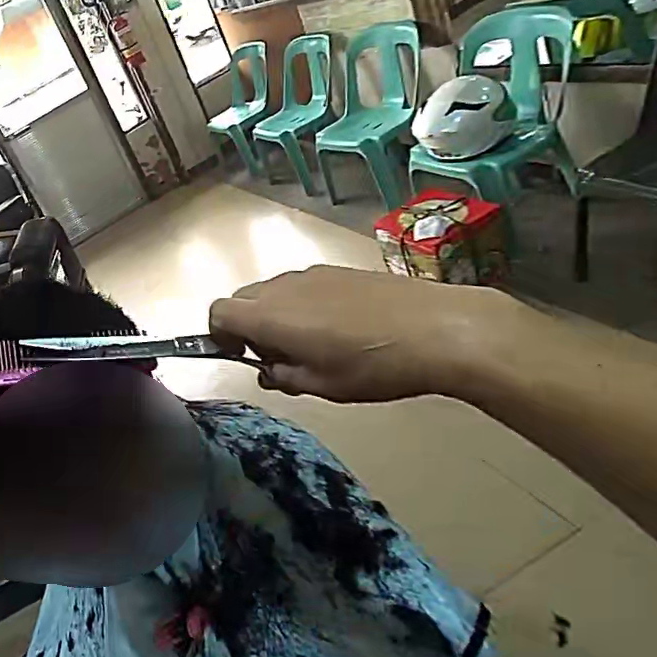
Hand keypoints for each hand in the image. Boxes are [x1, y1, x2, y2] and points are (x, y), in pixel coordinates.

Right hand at [209, 266, 523, 403]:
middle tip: (280, 358)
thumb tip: (270, 368)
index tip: (244, 358)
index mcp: (270, 314)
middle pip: (244, 298)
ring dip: (277, 315)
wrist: (437, 327)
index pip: (219, 312)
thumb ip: (284, 376)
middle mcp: (283, 285)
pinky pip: (302, 285)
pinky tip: (340, 328)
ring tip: (314, 346)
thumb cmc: (373, 366)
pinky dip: (302, 305)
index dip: (220, 336)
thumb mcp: (323, 386)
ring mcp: (312, 273)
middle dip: (249, 326)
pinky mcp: (339, 270)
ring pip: (274, 291)